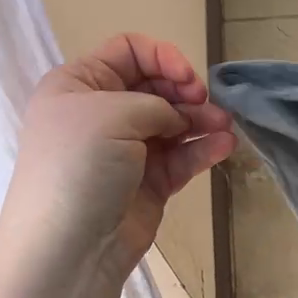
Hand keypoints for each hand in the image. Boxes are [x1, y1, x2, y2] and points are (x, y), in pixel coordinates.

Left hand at [0, 34, 235, 266]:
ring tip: (226, 126)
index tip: (187, 79)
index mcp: (79, 85)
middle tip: (206, 103)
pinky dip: (203, 149)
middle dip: (185, 92)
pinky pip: (182, 158)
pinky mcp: (151, 184)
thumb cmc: (79, 166)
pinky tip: (224, 145)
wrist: (71, 244)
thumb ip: (154, 104)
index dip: (162, 57)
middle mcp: (104, 114)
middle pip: (155, 88)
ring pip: (174, 125)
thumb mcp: (111, 114)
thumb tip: (177, 117)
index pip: (127, 52)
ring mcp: (129, 151)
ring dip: (202, 121)